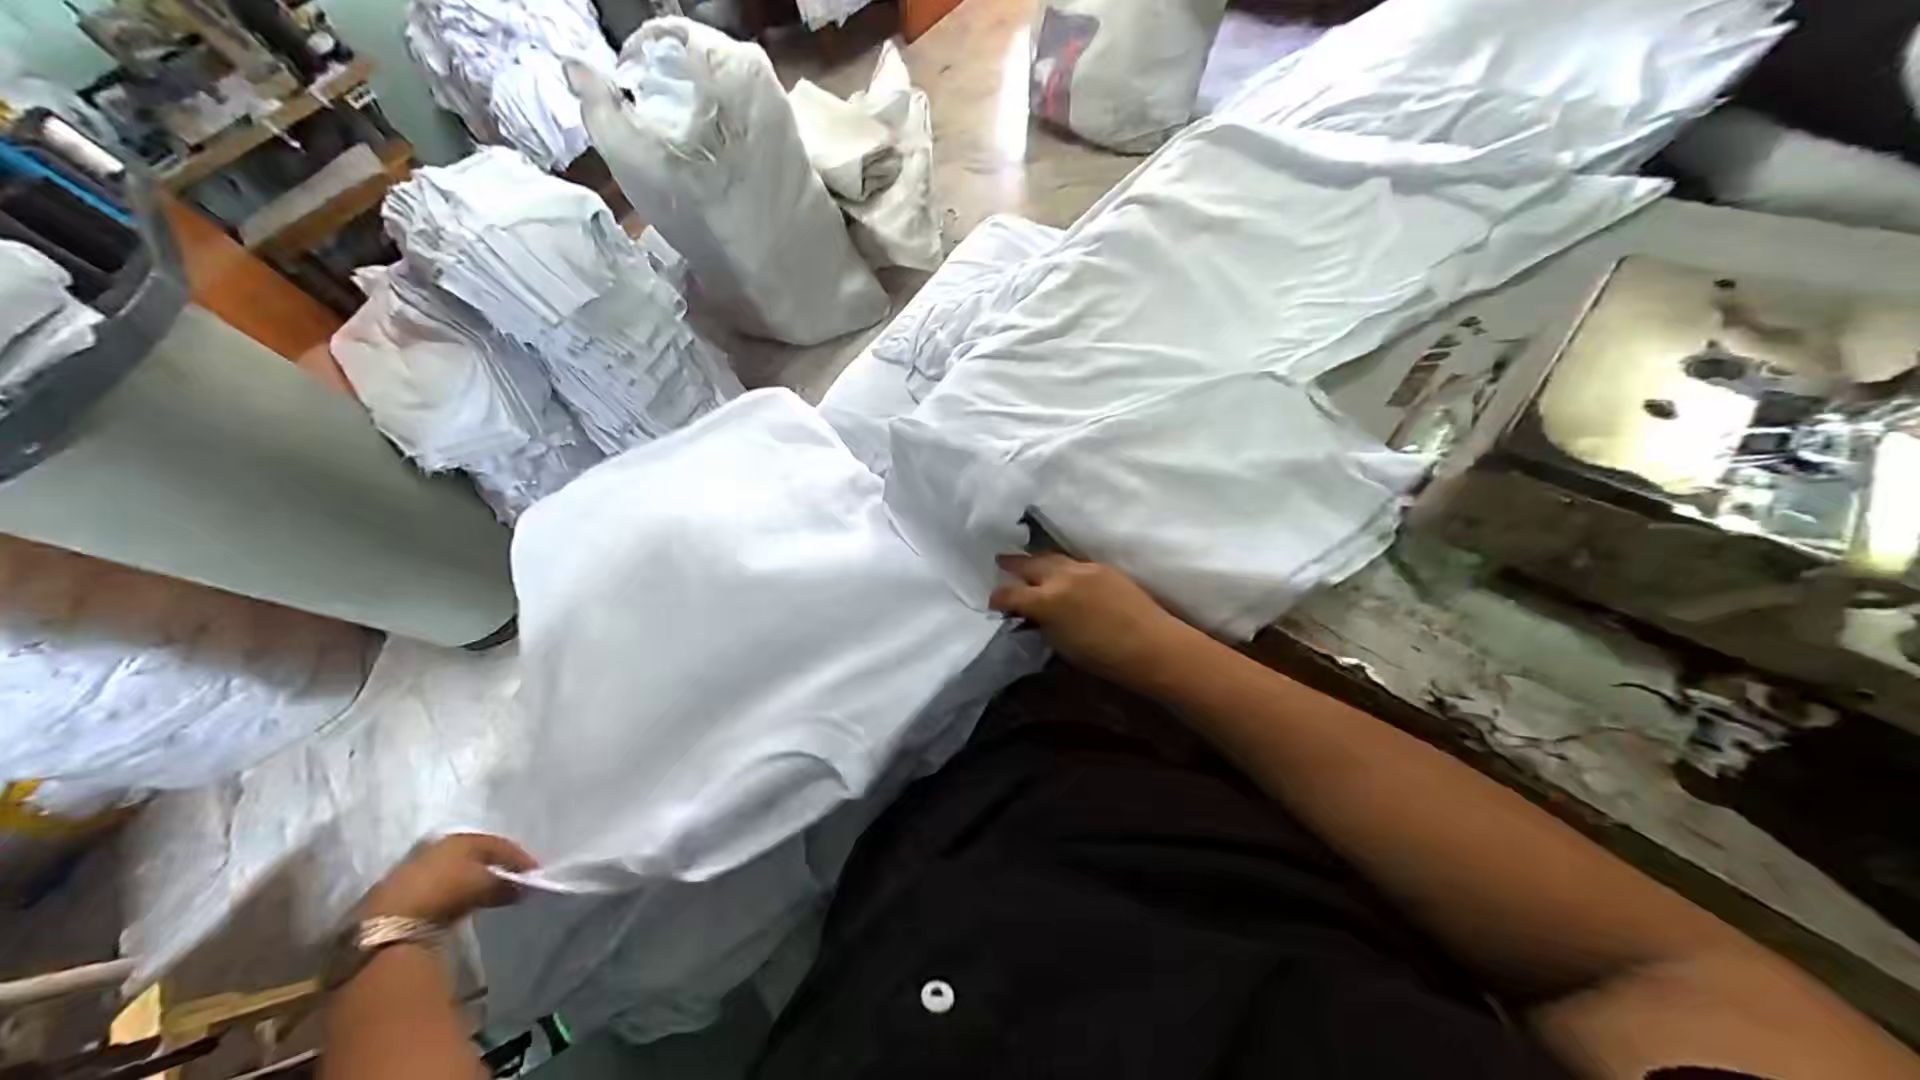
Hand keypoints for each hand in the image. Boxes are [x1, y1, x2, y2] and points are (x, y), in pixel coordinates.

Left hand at [361, 833, 537, 924]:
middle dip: (495, 865)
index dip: (518, 857)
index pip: (499, 844)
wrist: (386, 922)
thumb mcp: (483, 885)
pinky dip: (454, 890)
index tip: (534, 873)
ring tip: (489, 892)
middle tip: (513, 879)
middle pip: (476, 854)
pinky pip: (439, 884)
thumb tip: (523, 887)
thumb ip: (505, 884)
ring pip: (456, 868)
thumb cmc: (444, 892)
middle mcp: (439, 845)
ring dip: (473, 878)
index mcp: (462, 837)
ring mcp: (417, 866)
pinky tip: (460, 901)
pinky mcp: (399, 890)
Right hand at [989, 553, 1205, 692]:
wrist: (1151, 645)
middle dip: (1013, 565)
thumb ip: (1041, 624)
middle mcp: (1061, 577)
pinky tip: (1061, 574)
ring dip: (1038, 562)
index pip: (1010, 593)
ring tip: (1028, 563)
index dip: (998, 598)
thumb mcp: (1060, 645)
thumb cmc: (1103, 657)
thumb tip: (1032, 616)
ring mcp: (1084, 568)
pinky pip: (1074, 562)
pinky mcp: (1103, 567)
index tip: (994, 603)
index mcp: (1046, 600)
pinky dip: (1061, 567)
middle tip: (1001, 562)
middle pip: (1029, 564)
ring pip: (1052, 558)